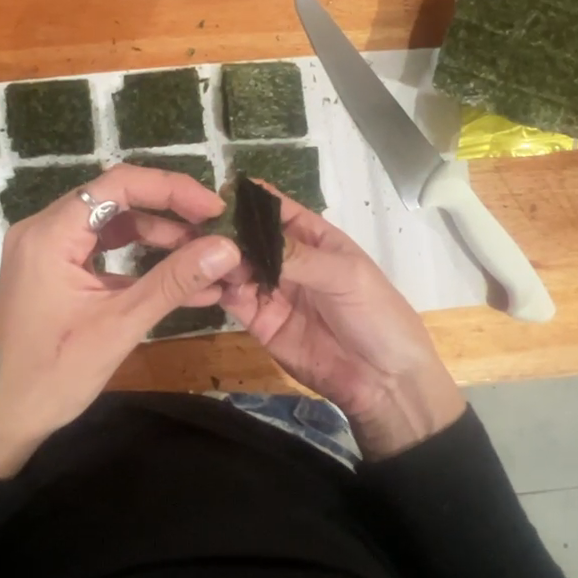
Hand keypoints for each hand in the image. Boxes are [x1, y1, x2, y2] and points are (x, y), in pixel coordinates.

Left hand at [0, 165, 240, 478]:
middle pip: (115, 200)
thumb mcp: (121, 324)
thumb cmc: (56, 373)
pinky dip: (138, 264)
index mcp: (49, 234)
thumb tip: (227, 248)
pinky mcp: (53, 273)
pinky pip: (101, 253)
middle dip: (170, 214)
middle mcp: (42, 231)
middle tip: (215, 230)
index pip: (117, 185)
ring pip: (111, 227)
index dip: (171, 189)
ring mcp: (46, 252)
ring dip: (159, 240)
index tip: (214, 208)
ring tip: (206, 257)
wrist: (7, 417)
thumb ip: (174, 281)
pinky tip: (181, 281)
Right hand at [220, 185, 463, 459]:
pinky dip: (214, 289)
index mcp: (314, 238)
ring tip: (194, 255)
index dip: (247, 201)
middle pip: (247, 238)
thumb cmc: (377, 316)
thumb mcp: (345, 277)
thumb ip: (297, 256)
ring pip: (234, 266)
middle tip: (193, 228)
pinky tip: (201, 282)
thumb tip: (248, 235)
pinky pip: (231, 299)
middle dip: (223, 231)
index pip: (275, 210)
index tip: (213, 195)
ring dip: (215, 259)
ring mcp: (271, 290)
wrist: (384, 382)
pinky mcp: (258, 322)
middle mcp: (287, 259)